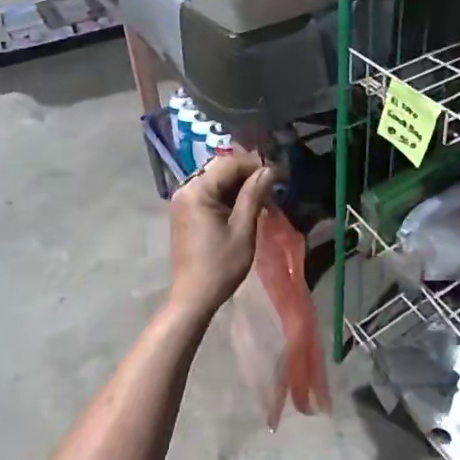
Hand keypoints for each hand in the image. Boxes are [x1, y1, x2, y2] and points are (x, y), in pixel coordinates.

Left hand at [168, 153, 277, 319]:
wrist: (194, 296)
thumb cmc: (221, 265)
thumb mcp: (242, 229)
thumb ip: (254, 195)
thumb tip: (268, 170)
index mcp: (197, 190)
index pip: (228, 163)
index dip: (254, 164)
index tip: (277, 174)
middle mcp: (185, 189)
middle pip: (219, 169)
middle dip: (246, 174)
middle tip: (271, 186)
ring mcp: (182, 201)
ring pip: (214, 181)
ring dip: (237, 185)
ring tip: (261, 197)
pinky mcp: (184, 212)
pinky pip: (207, 194)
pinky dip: (226, 196)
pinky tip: (244, 206)